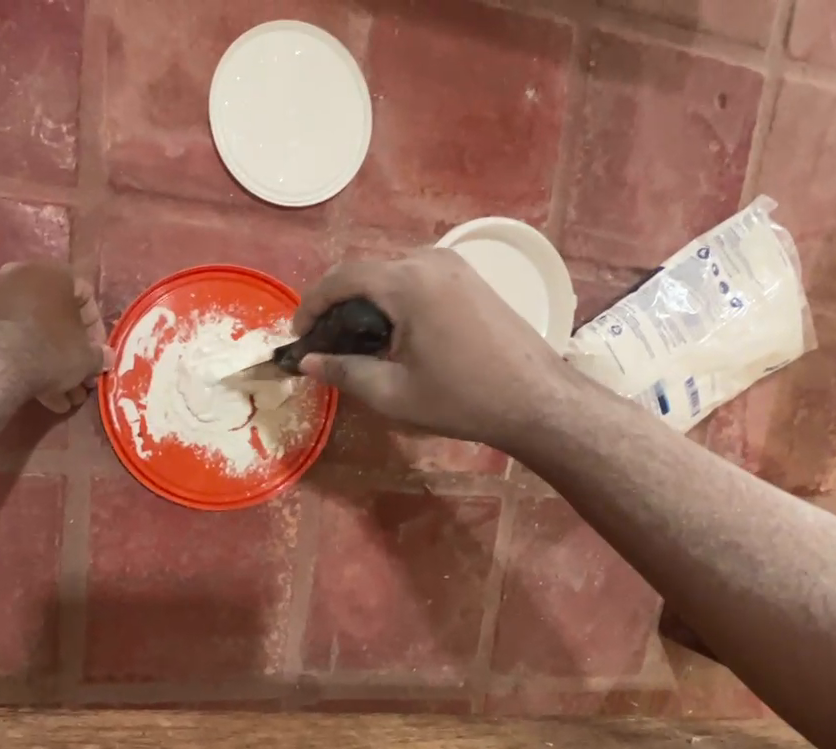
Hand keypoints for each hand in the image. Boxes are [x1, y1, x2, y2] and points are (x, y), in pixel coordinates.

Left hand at [0, 260, 111, 412]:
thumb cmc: (52, 349)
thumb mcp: (86, 357)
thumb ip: (98, 355)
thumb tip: (105, 358)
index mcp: (54, 273)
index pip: (87, 298)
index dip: (97, 332)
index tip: (98, 357)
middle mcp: (23, 276)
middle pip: (58, 318)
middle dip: (72, 353)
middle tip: (81, 379)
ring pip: (35, 332)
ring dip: (52, 364)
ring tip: (64, 398)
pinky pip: (14, 340)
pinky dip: (28, 363)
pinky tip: (42, 394)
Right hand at [294, 248, 572, 448]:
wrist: (535, 400)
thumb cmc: (461, 399)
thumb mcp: (393, 393)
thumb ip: (344, 372)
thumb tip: (308, 363)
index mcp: (408, 282)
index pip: (343, 277)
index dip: (312, 304)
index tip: (300, 336)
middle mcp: (431, 260)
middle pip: (368, 272)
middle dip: (339, 304)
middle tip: (326, 343)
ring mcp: (456, 266)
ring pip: (393, 274)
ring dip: (368, 302)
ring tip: (357, 343)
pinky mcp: (472, 278)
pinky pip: (419, 279)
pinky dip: (396, 300)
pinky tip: (394, 335)